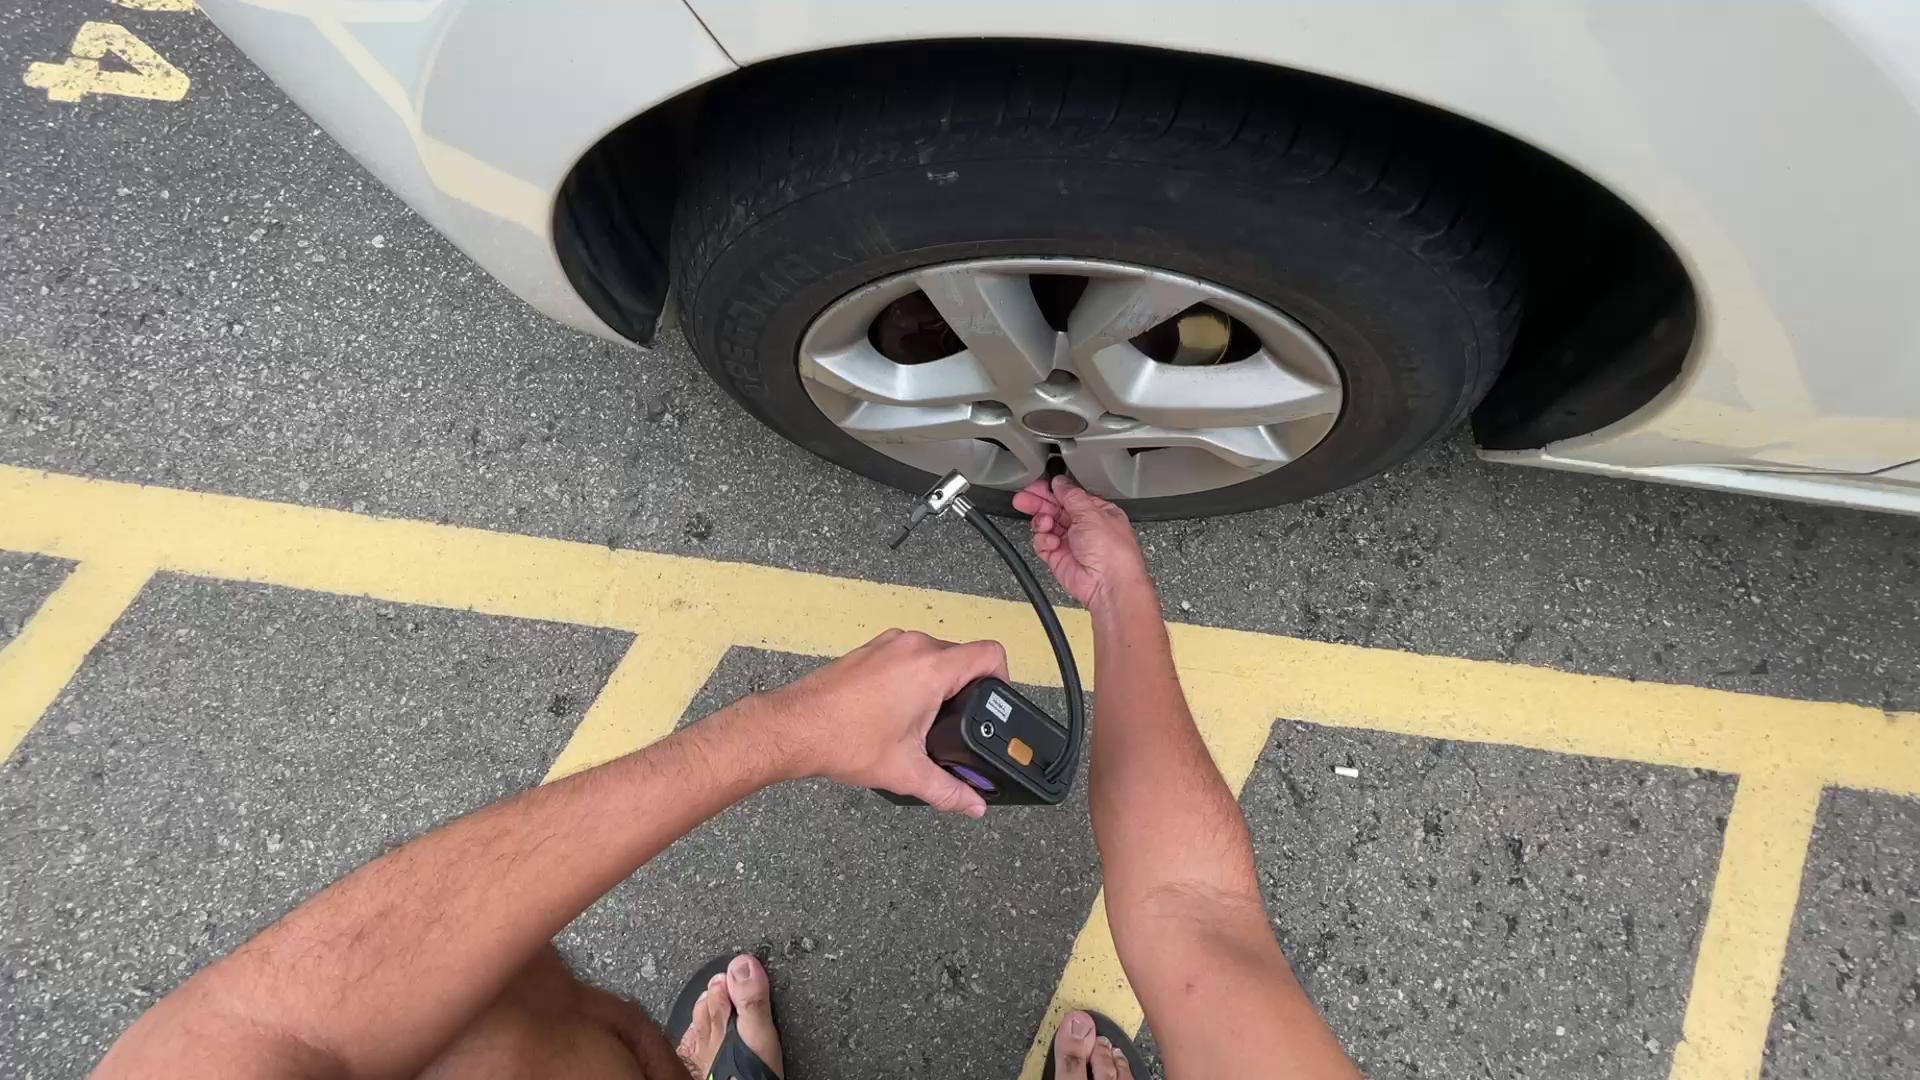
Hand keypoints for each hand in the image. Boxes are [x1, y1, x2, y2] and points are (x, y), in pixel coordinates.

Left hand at [763, 629, 1008, 816]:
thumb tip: (973, 804)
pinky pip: (909, 654)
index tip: (995, 702)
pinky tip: (899, 709)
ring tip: (925, 719)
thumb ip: (948, 790)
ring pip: (934, 654)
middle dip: (967, 689)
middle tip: (957, 723)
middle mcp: (913, 647)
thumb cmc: (842, 740)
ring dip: (938, 682)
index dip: (1003, 678)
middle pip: (963, 656)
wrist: (794, 728)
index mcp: (931, 669)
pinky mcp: (872, 649)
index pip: (990, 654)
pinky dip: (913, 676)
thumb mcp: (906, 771)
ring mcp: (890, 644)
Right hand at [1012, 476, 1150, 610]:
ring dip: (1042, 522)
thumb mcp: (1091, 513)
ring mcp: (1070, 542)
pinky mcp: (1058, 558)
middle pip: (1055, 509)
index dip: (1052, 491)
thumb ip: (1072, 496)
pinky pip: (1043, 544)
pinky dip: (1043, 541)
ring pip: (1046, 525)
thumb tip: (1060, 483)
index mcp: (1096, 512)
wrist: (1107, 584)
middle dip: (1038, 503)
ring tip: (1043, 523)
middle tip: (1023, 499)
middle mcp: (1083, 527)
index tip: (1036, 487)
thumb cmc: (1111, 550)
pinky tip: (1051, 542)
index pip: (1069, 497)